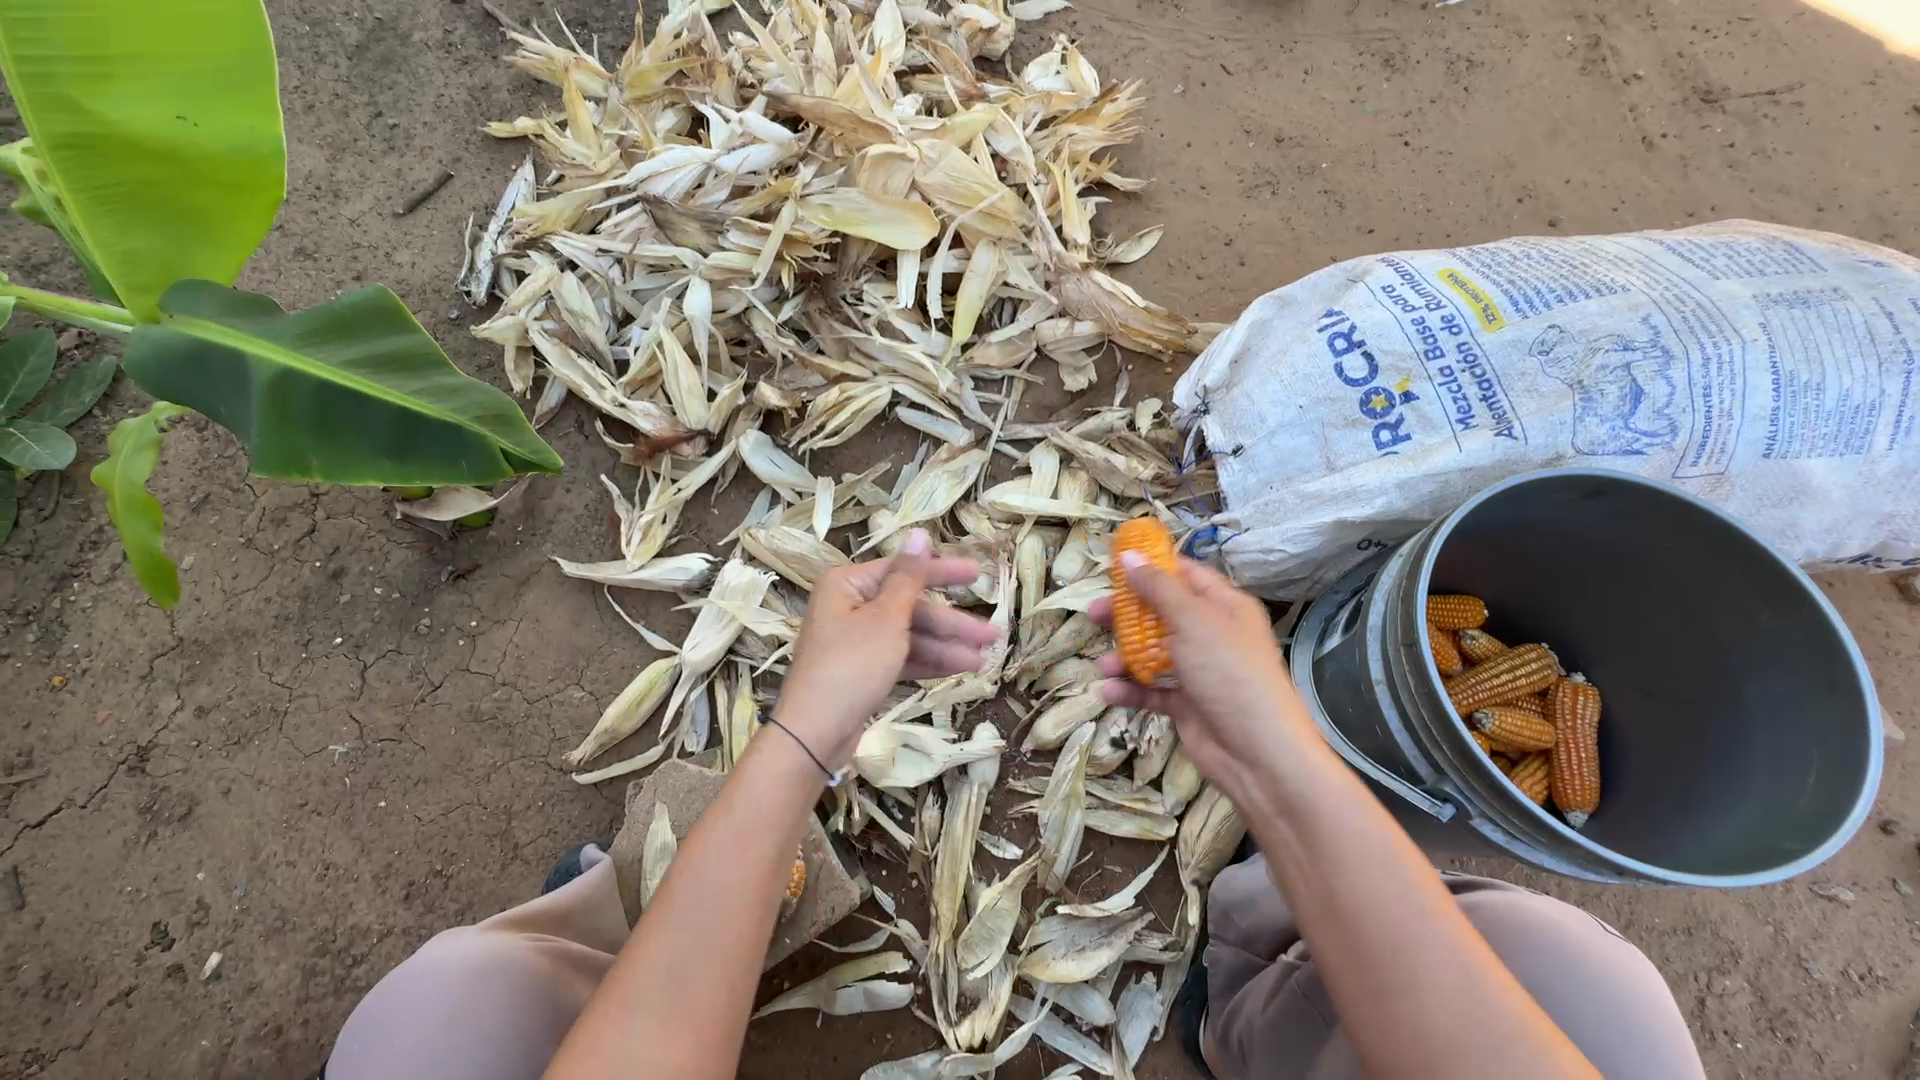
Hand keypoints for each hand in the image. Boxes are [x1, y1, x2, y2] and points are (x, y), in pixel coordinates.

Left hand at [775, 529, 999, 768]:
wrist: (814, 734)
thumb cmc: (850, 666)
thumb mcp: (886, 618)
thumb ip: (909, 577)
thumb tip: (919, 532)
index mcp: (848, 584)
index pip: (904, 570)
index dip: (944, 573)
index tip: (979, 575)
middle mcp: (849, 606)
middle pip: (911, 607)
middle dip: (952, 623)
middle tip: (993, 635)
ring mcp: (855, 641)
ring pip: (910, 635)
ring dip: (946, 647)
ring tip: (984, 661)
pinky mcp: (862, 671)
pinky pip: (901, 657)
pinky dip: (928, 662)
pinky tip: (960, 669)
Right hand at [1091, 554, 1321, 799]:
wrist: (1257, 752)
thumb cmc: (1230, 673)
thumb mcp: (1193, 621)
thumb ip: (1157, 588)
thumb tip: (1129, 555)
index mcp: (1224, 606)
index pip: (1185, 575)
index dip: (1151, 567)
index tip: (1115, 566)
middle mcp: (1211, 634)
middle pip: (1161, 614)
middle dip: (1126, 614)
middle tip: (1093, 614)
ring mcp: (1198, 671)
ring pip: (1151, 653)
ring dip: (1123, 657)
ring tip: (1103, 665)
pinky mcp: (1185, 704)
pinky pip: (1151, 690)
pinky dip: (1130, 690)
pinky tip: (1110, 692)